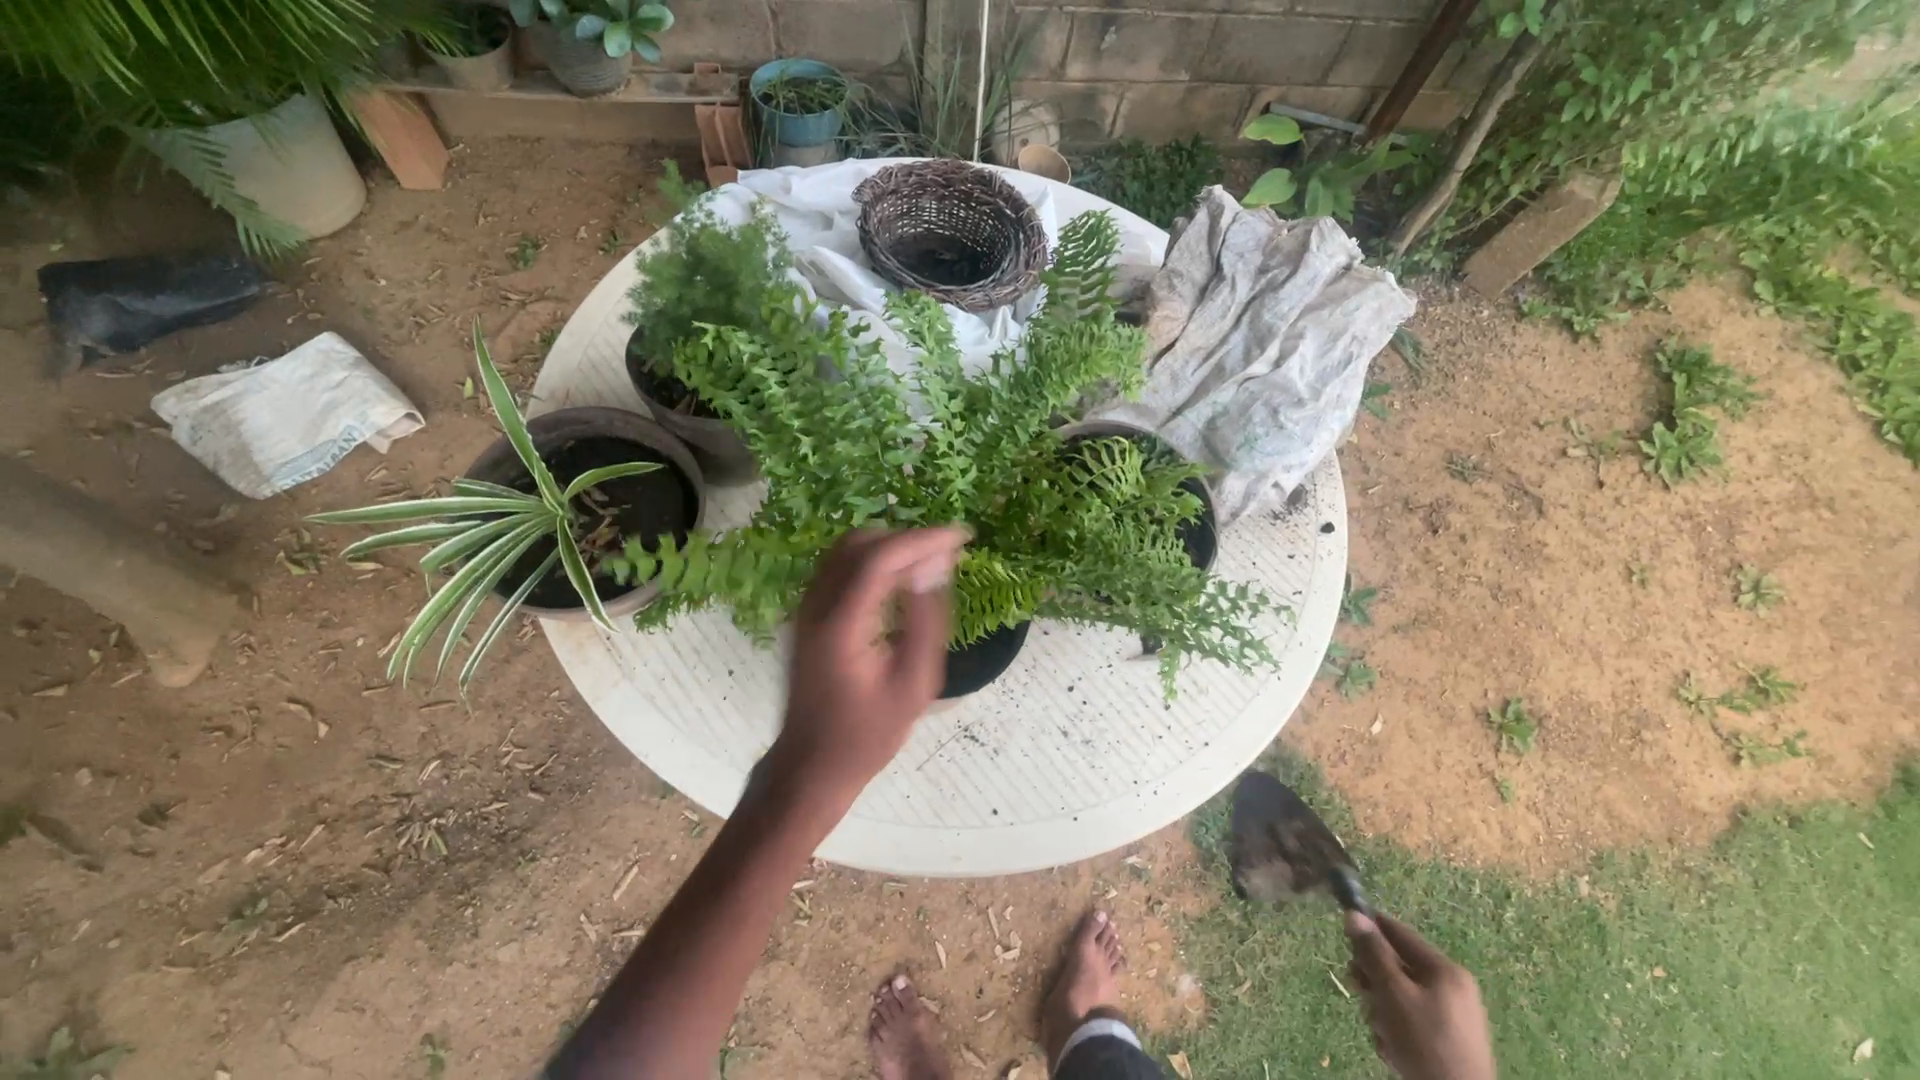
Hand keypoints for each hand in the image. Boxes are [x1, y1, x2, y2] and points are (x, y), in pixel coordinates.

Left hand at [765, 527, 966, 807]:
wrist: (811, 763)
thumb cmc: (868, 735)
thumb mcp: (913, 684)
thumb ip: (926, 621)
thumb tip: (934, 566)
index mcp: (842, 624)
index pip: (882, 558)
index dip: (924, 539)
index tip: (963, 537)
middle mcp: (816, 606)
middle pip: (860, 543)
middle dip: (907, 538)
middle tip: (947, 551)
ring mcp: (805, 608)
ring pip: (845, 549)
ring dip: (888, 545)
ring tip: (929, 561)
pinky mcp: (806, 615)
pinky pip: (838, 567)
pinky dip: (871, 560)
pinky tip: (900, 579)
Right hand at [1346, 911, 1495, 1079]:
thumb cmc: (1424, 1043)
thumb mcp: (1392, 993)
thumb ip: (1372, 954)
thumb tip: (1353, 914)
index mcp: (1445, 970)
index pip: (1399, 933)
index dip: (1369, 930)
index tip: (1344, 936)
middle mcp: (1453, 988)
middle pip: (1398, 967)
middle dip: (1374, 979)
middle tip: (1360, 992)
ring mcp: (1453, 1016)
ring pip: (1402, 996)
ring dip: (1382, 1008)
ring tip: (1381, 1030)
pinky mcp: (1449, 1041)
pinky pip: (1413, 1020)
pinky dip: (1397, 1029)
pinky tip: (1392, 1047)